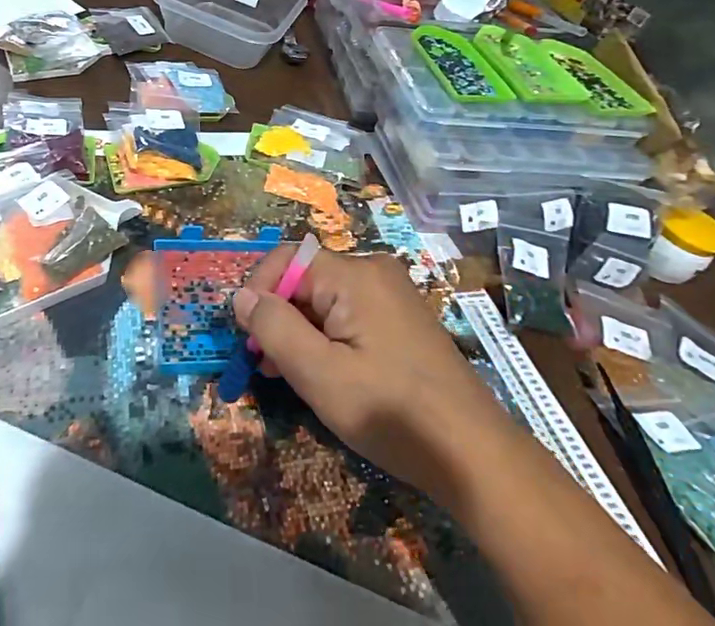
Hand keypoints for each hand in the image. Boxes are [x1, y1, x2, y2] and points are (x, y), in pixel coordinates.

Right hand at [232, 248, 502, 503]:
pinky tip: (319, 372)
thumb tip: (242, 297)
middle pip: (305, 278)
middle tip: (263, 364)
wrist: (473, 455)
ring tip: (283, 374)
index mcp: (355, 275)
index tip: (245, 338)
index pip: (286, 259)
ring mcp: (391, 295)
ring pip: (324, 299)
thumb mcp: (319, 374)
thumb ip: (274, 328)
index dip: (257, 291)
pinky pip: (347, 313)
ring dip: (297, 330)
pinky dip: (324, 336)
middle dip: (277, 315)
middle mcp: (374, 272)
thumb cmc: (391, 413)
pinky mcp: (400, 319)